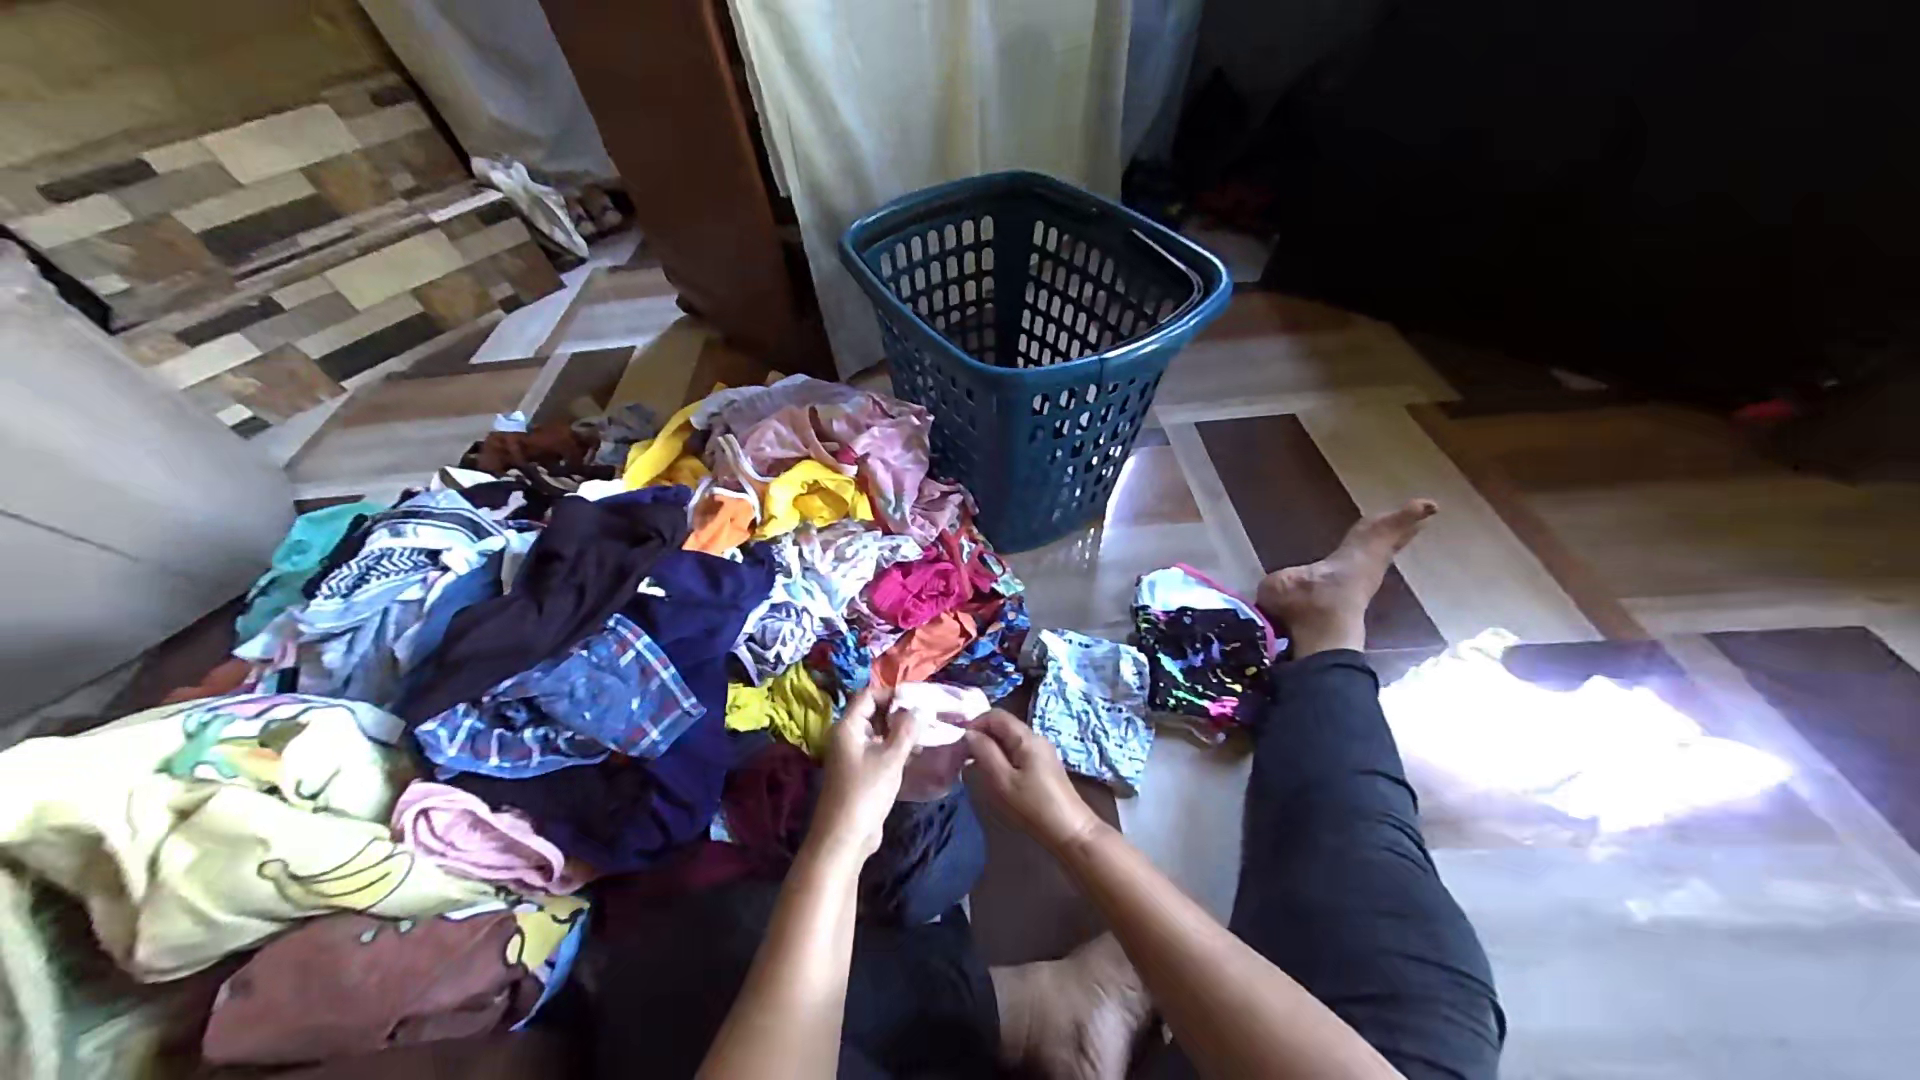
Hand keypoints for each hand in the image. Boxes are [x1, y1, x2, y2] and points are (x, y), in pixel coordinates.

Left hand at [811, 687, 917, 862]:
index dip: (892, 693)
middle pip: (873, 712)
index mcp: (847, 727)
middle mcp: (847, 736)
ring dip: (900, 730)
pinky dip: (896, 747)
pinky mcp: (861, 771)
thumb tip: (920, 708)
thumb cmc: (865, 792)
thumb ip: (907, 730)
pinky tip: (917, 751)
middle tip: (927, 714)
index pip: (868, 695)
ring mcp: (853, 754)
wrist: (845, 838)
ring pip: (879, 732)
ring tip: (927, 732)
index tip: (918, 697)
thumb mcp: (890, 758)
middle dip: (900, 712)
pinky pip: (880, 749)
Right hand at [964, 710, 1103, 853]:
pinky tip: (997, 775)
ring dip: (991, 748)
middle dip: (982, 736)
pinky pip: (1018, 751)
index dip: (975, 724)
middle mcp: (1036, 737)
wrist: (1070, 831)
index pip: (995, 715)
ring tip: (977, 767)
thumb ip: (984, 753)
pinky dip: (1003, 757)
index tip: (959, 743)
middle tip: (964, 757)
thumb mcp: (1003, 780)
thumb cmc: (1033, 806)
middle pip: (1003, 725)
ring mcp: (1042, 751)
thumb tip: (969, 734)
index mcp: (1027, 737)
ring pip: (1010, 739)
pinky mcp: (1044, 765)